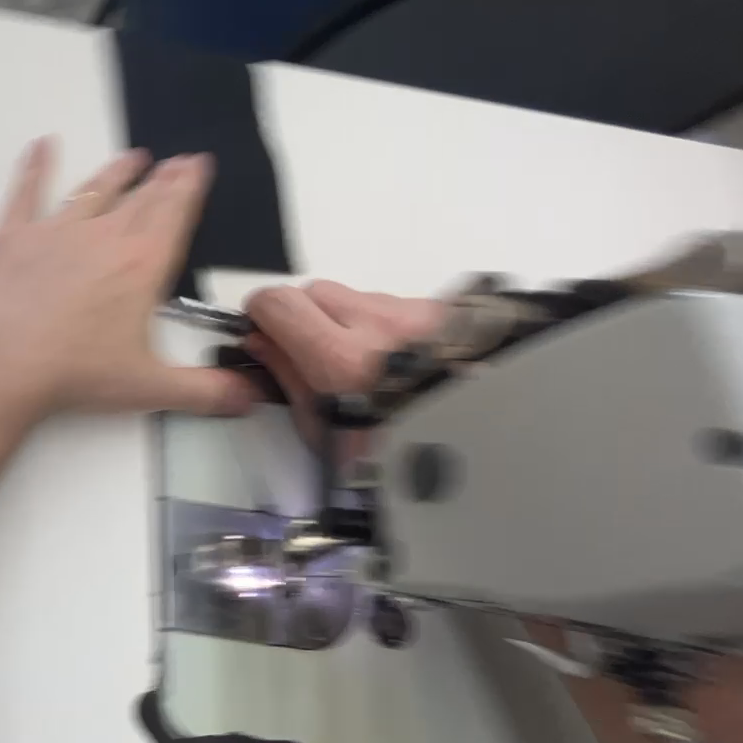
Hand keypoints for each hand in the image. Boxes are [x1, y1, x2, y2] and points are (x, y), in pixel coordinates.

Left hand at [0, 139, 255, 417]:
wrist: (3, 363)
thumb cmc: (77, 373)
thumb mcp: (150, 388)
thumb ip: (206, 392)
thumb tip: (252, 398)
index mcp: (143, 265)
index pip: (175, 215)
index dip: (188, 188)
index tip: (197, 164)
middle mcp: (104, 237)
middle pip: (140, 199)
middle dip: (161, 178)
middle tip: (175, 160)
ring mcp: (55, 231)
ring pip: (93, 191)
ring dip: (115, 172)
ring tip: (132, 157)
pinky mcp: (13, 237)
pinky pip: (25, 193)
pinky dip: (34, 167)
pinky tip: (40, 145)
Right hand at [241, 280, 443, 440]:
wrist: (482, 448)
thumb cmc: (392, 451)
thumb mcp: (320, 425)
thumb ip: (286, 374)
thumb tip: (261, 341)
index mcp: (341, 360)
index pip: (278, 302)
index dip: (262, 312)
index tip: (262, 328)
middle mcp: (381, 325)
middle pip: (314, 291)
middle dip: (304, 315)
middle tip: (311, 349)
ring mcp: (419, 314)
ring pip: (357, 295)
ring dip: (347, 320)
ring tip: (363, 362)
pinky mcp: (449, 313)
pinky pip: (396, 304)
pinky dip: (384, 325)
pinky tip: (396, 359)